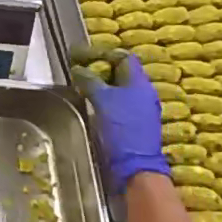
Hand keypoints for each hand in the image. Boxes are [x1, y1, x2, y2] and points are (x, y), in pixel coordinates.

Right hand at [75, 49, 170, 191]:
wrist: (135, 168)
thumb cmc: (121, 130)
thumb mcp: (102, 101)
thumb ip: (90, 82)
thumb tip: (78, 68)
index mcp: (139, 83)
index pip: (124, 57)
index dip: (103, 53)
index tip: (82, 57)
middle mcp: (143, 94)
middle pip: (121, 73)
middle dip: (99, 69)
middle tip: (78, 71)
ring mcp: (140, 111)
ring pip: (118, 90)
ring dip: (100, 87)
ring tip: (80, 88)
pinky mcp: (133, 126)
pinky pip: (117, 105)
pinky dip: (103, 102)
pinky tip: (90, 107)